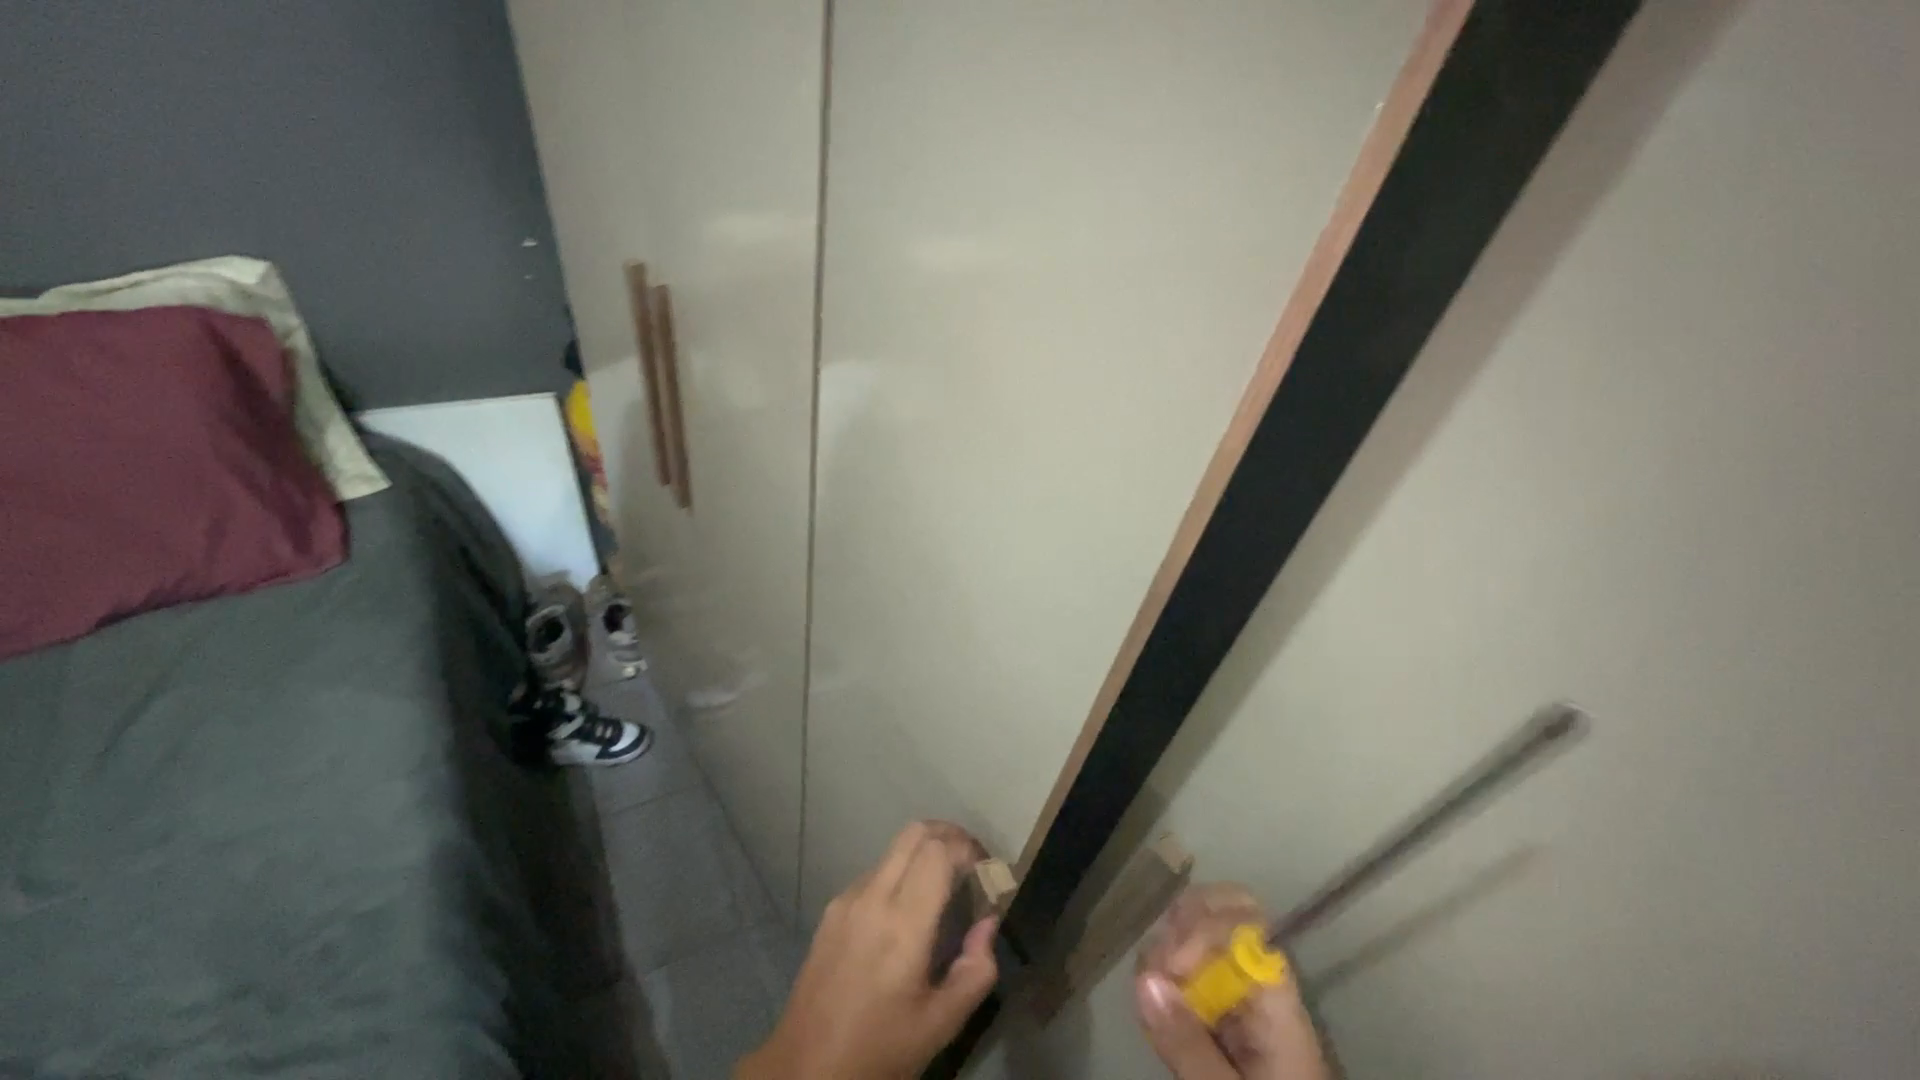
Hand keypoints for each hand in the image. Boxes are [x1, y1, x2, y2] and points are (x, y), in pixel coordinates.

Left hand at [737, 821, 998, 1079]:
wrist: (805, 1069)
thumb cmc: (880, 1048)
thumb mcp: (941, 1023)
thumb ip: (975, 969)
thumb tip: (988, 922)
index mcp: (902, 924)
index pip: (938, 851)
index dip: (968, 849)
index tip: (986, 872)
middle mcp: (871, 899)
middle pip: (914, 833)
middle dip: (950, 837)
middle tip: (971, 866)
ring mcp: (846, 901)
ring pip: (892, 850)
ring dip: (923, 855)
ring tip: (943, 890)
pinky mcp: (830, 912)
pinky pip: (873, 874)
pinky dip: (899, 874)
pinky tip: (908, 913)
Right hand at [1135, 884, 1331, 1079]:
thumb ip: (1187, 1045)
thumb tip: (1144, 979)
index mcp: (1276, 1000)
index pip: (1248, 921)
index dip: (1204, 926)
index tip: (1173, 967)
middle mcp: (1263, 986)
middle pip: (1225, 914)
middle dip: (1181, 928)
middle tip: (1157, 973)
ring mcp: (1245, 998)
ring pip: (1205, 936)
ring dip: (1170, 949)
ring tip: (1152, 990)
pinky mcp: (1228, 1017)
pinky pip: (1196, 972)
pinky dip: (1170, 975)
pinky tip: (1156, 999)